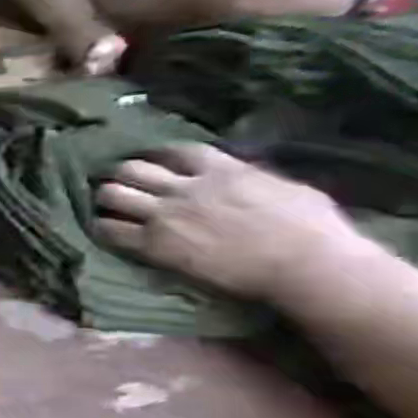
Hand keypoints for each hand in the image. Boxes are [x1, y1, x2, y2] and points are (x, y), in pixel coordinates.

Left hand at [94, 144, 357, 298]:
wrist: (309, 267)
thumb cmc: (316, 231)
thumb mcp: (286, 188)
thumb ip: (250, 177)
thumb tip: (236, 174)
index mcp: (222, 170)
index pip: (174, 150)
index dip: (158, 157)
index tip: (154, 165)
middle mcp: (185, 188)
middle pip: (129, 168)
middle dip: (122, 175)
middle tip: (123, 185)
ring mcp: (165, 214)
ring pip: (110, 194)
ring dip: (106, 198)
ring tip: (110, 206)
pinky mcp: (153, 243)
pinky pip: (108, 229)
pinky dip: (101, 227)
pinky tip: (104, 229)